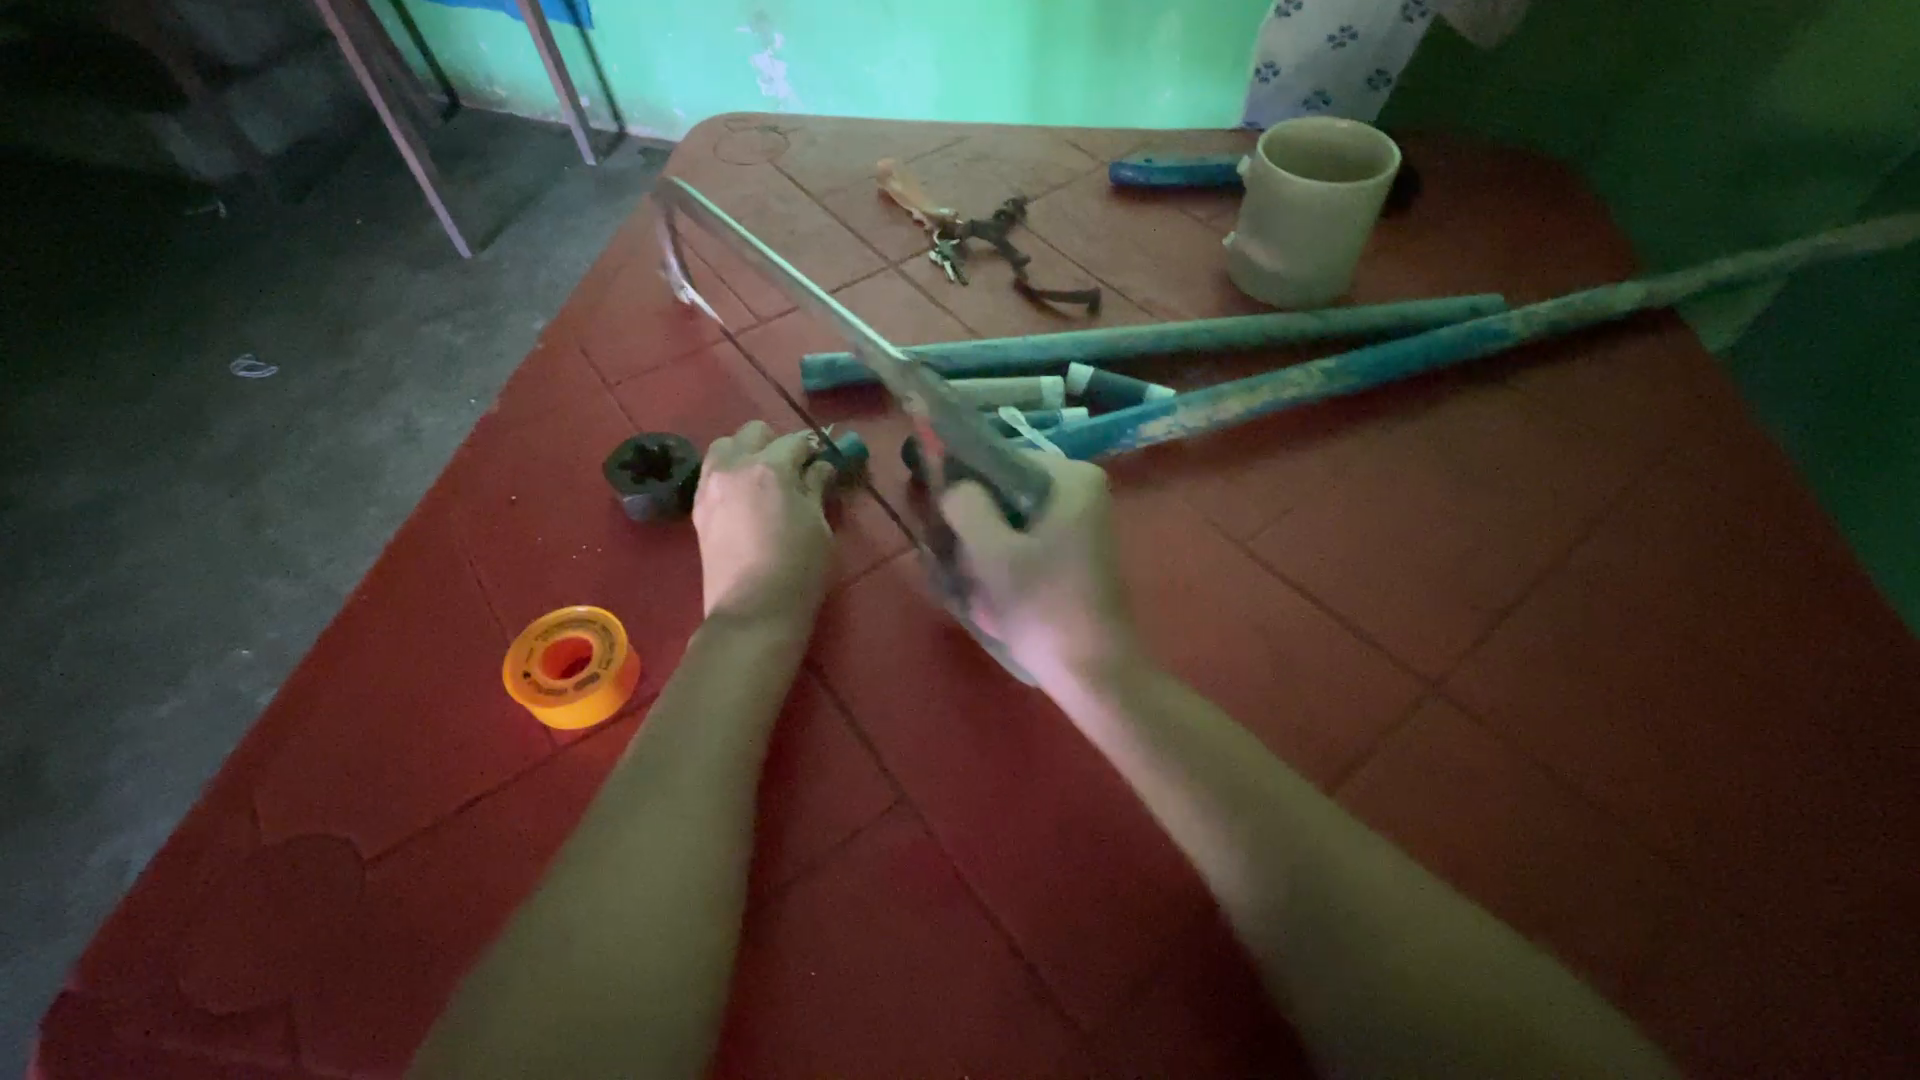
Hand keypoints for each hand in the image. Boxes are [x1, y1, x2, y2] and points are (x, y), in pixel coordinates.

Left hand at [694, 421, 837, 625]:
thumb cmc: (799, 569)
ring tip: (763, 481)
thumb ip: (816, 488)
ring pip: (725, 447)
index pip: (795, 441)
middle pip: (753, 433)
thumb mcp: (819, 526)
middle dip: (775, 443)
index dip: (812, 450)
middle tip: (793, 470)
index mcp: (769, 467)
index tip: (823, 463)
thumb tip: (820, 467)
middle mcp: (734, 467)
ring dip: (746, 454)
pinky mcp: (698, 509)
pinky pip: (712, 474)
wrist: (753, 611)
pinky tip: (745, 498)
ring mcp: (710, 486)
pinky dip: (729, 474)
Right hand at [939, 455, 1140, 689]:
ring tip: (978, 585)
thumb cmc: (1044, 606)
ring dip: (986, 550)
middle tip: (960, 559)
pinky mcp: (1074, 555)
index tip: (942, 518)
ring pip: (1010, 522)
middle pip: (1004, 492)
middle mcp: (1081, 491)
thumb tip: (954, 487)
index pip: (999, 459)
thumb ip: (967, 506)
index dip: (964, 484)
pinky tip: (994, 597)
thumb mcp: (992, 552)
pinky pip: (1025, 545)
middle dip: (977, 525)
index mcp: (1072, 478)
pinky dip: (1004, 566)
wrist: (1093, 671)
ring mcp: (1080, 525)